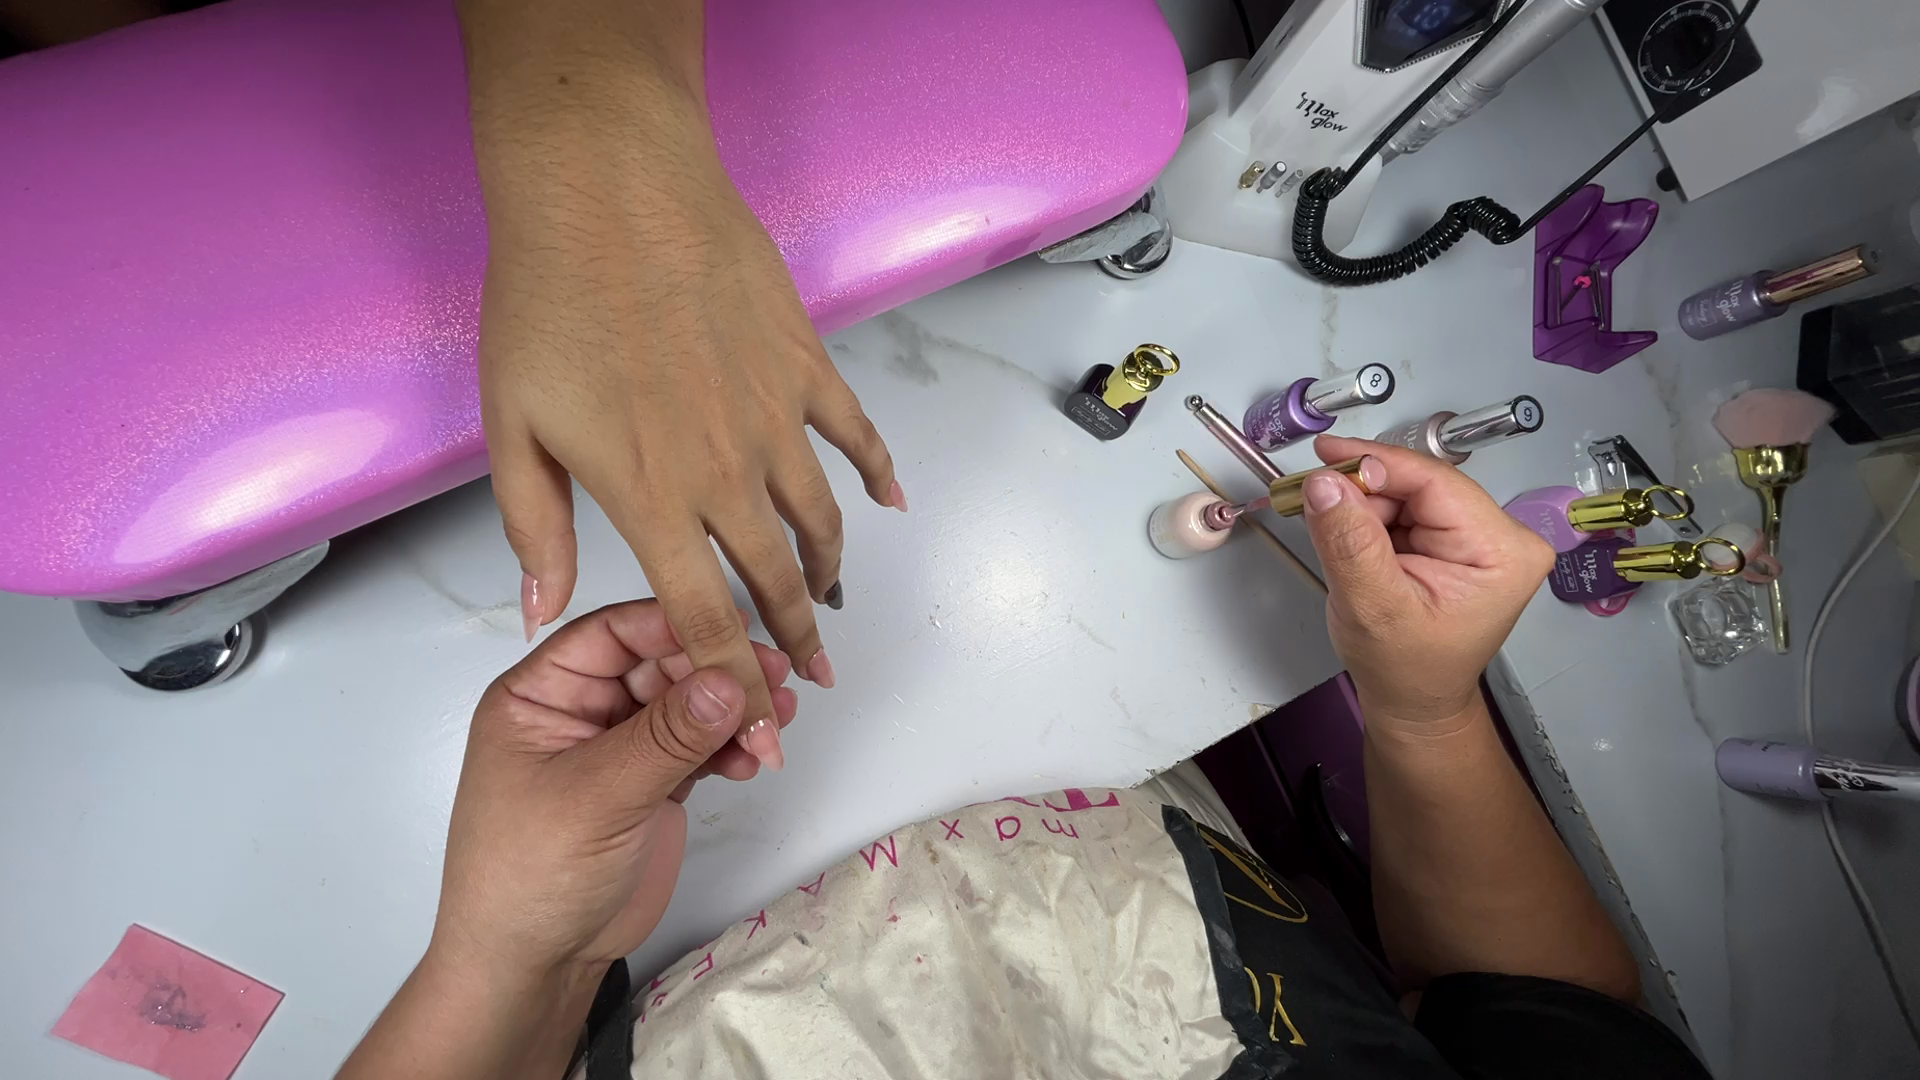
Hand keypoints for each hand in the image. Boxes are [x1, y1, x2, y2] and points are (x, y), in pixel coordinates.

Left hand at [431, 600, 798, 980]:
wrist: (539, 968)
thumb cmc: (534, 877)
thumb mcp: (597, 798)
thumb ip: (666, 737)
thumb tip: (730, 681)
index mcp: (545, 693)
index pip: (616, 634)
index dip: (675, 625)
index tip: (738, 630)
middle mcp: (587, 706)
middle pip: (666, 664)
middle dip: (721, 674)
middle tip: (777, 680)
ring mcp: (626, 742)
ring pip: (693, 702)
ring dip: (739, 710)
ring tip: (781, 721)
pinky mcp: (658, 776)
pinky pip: (705, 742)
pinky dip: (735, 746)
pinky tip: (756, 759)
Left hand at [470, 60, 903, 770]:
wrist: (610, 195)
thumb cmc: (549, 304)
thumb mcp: (513, 426)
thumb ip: (534, 530)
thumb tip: (539, 613)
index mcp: (652, 498)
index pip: (705, 618)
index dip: (734, 679)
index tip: (765, 715)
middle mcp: (728, 475)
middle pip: (777, 581)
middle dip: (797, 639)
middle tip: (815, 672)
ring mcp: (779, 422)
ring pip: (822, 521)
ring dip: (831, 570)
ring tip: (832, 599)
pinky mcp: (808, 373)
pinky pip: (857, 436)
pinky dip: (879, 473)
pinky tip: (891, 501)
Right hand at [1298, 435, 1554, 730]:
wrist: (1411, 699)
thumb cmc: (1401, 665)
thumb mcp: (1370, 604)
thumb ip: (1348, 541)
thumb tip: (1323, 482)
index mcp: (1500, 550)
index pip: (1435, 483)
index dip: (1376, 463)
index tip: (1323, 455)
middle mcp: (1499, 537)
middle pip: (1418, 485)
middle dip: (1362, 491)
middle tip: (1311, 498)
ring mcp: (1475, 538)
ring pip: (1404, 496)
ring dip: (1360, 508)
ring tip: (1331, 536)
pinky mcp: (1451, 543)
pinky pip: (1401, 511)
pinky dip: (1365, 519)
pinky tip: (1348, 541)